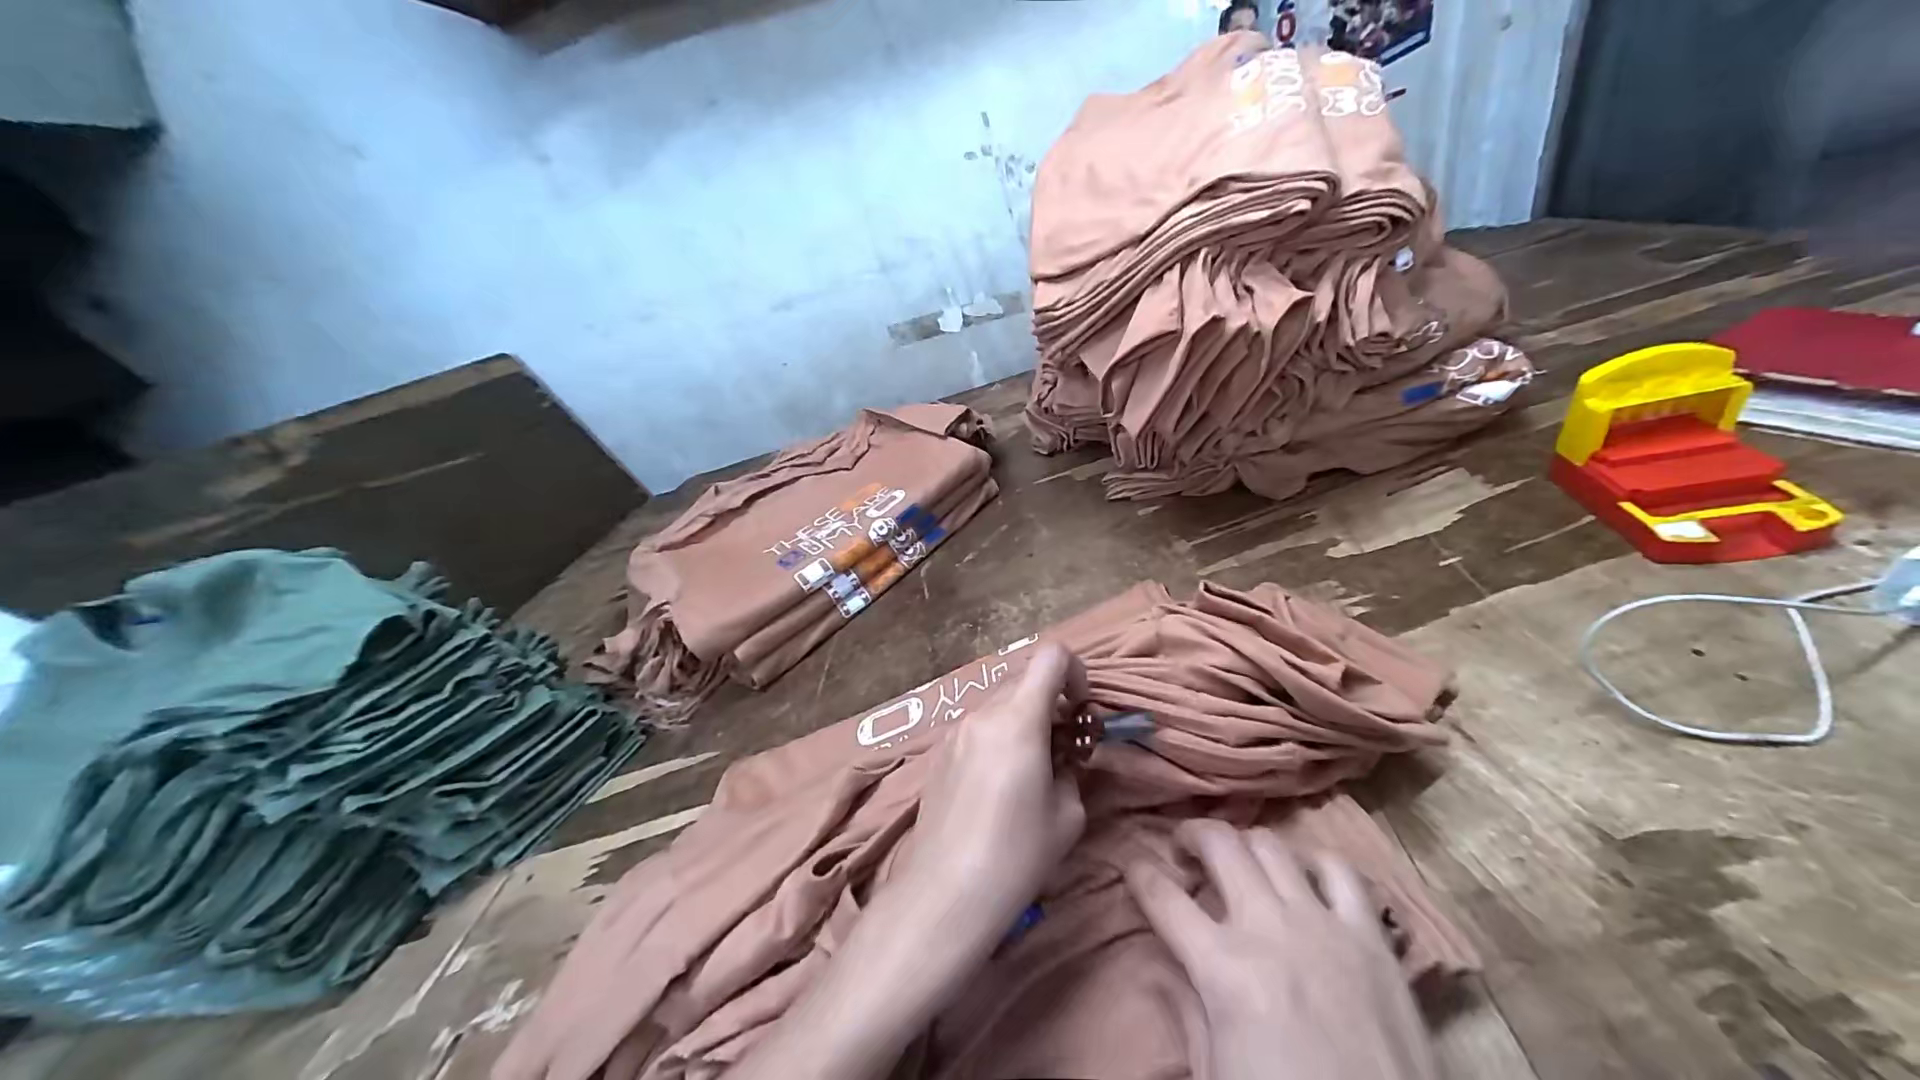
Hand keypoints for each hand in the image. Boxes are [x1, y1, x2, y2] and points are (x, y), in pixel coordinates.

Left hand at [898, 643, 1088, 935]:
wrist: (946, 891)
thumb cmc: (1017, 854)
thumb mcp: (1067, 814)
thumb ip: (1071, 770)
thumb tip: (1061, 760)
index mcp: (1017, 719)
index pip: (1051, 656)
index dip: (1076, 672)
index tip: (1081, 711)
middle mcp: (982, 714)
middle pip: (1024, 679)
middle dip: (1051, 702)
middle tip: (1064, 748)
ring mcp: (954, 732)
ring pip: (999, 704)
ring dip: (1024, 720)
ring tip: (1031, 771)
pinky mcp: (938, 754)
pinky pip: (978, 728)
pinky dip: (998, 737)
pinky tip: (998, 786)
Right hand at [1126, 821, 1436, 1079]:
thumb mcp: (1214, 1073)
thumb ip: (1187, 1009)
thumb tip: (1164, 968)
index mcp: (1223, 968)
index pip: (1163, 897)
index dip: (1139, 874)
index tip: (1133, 867)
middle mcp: (1268, 928)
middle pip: (1219, 845)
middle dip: (1189, 836)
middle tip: (1183, 852)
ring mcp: (1323, 926)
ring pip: (1270, 845)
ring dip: (1243, 844)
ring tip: (1236, 860)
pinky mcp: (1372, 939)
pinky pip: (1339, 871)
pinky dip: (1312, 861)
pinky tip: (1301, 876)